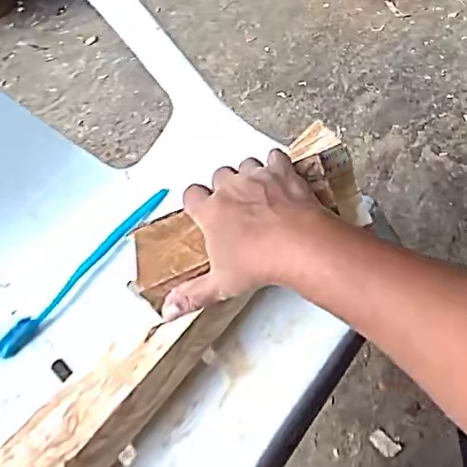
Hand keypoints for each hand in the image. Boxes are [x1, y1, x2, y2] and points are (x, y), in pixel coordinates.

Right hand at [159, 151, 331, 319]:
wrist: (299, 243)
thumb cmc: (259, 262)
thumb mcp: (220, 284)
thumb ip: (191, 294)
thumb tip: (167, 310)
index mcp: (210, 211)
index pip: (191, 195)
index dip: (197, 200)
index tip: (203, 209)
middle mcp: (232, 188)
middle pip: (220, 175)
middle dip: (225, 185)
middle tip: (235, 203)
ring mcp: (259, 176)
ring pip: (247, 163)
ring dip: (250, 172)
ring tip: (259, 189)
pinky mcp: (285, 172)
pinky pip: (276, 157)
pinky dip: (277, 162)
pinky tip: (281, 173)